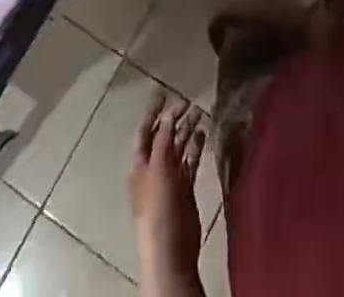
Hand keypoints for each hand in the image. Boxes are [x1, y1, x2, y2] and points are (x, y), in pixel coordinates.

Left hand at [130, 92, 205, 285]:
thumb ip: (163, 142)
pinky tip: (202, 135)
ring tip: (200, 113)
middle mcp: (154, 166)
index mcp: (141, 160)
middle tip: (189, 102)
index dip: (153, 111)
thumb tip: (168, 115)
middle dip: (174, 119)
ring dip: (187, 131)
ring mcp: (170, 178)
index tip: (163, 93)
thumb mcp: (158, 170)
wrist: (170, 249)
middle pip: (164, 137)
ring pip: (178, 148)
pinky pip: (189, 163)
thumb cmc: (158, 207)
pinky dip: (195, 148)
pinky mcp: (185, 189)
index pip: (146, 129)